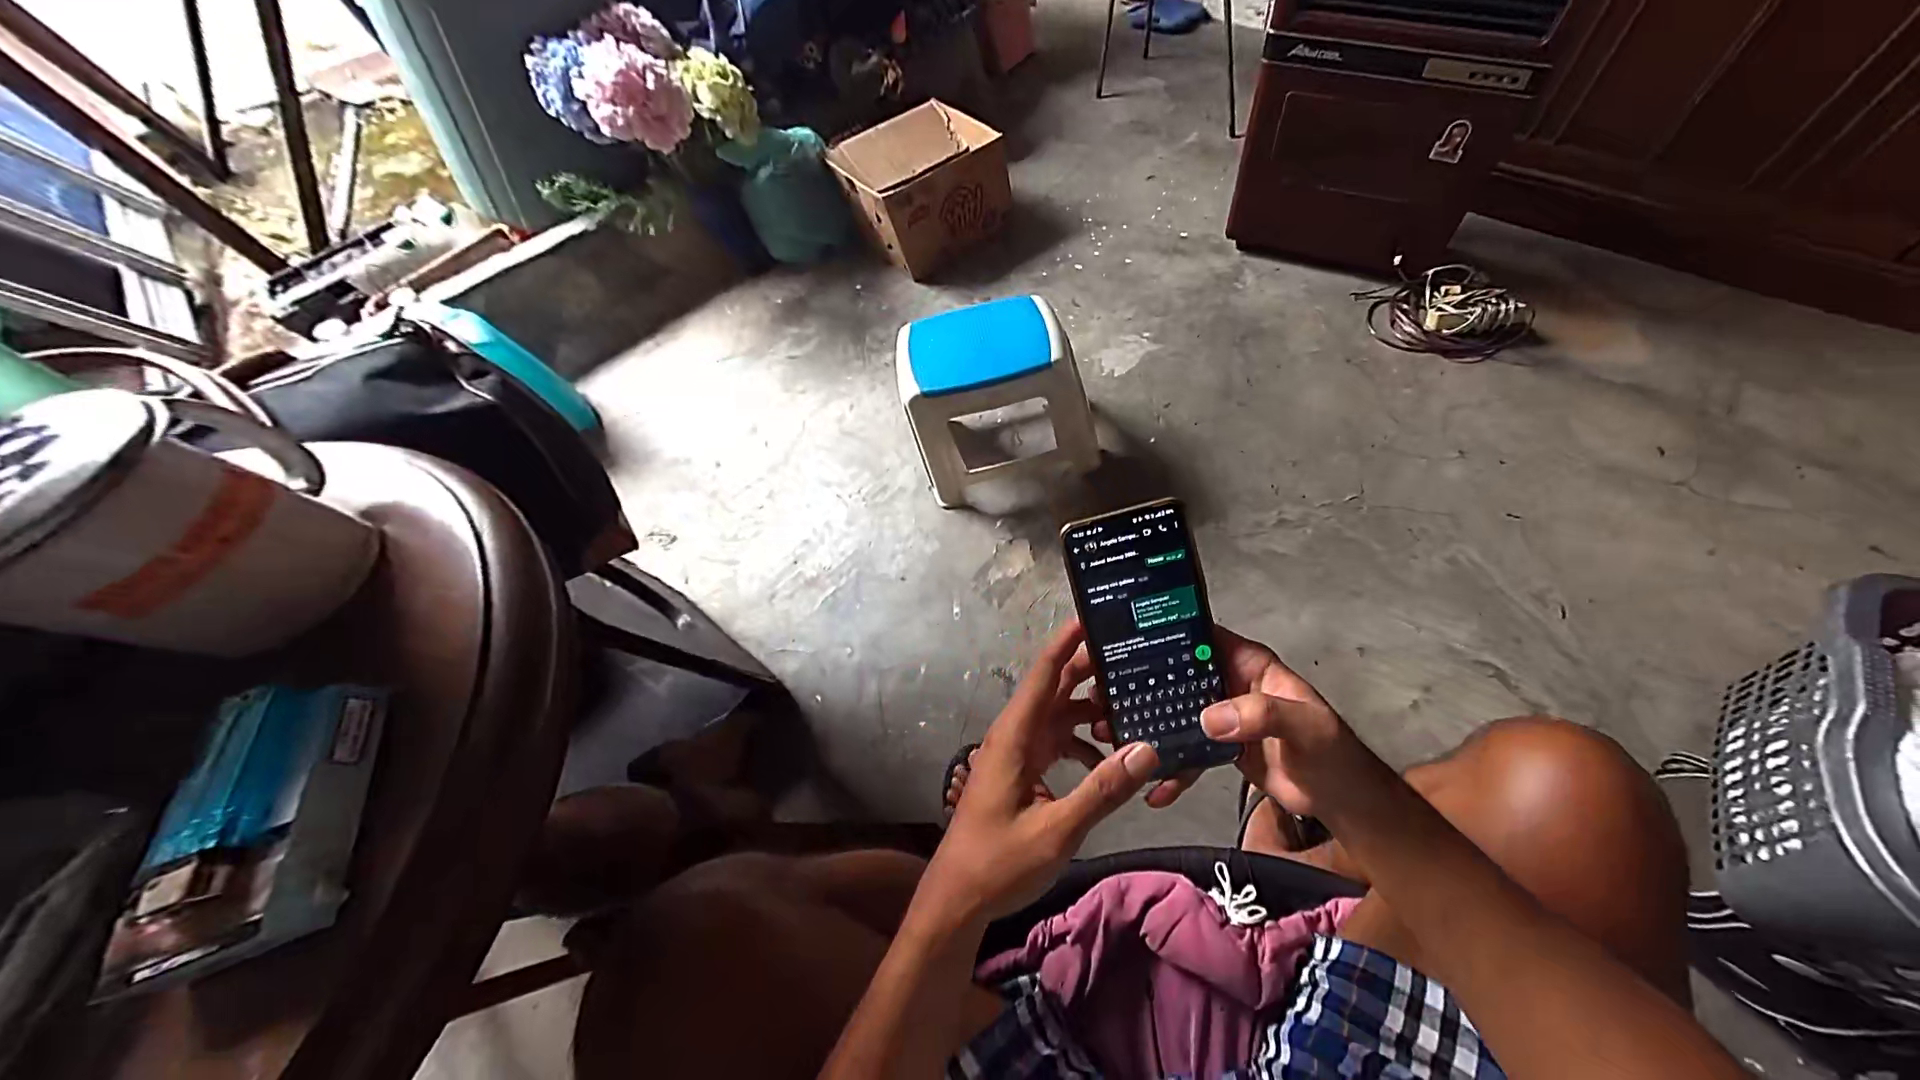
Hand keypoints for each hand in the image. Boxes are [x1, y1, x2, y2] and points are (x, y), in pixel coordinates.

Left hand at [915, 621, 1159, 929]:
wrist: (958, 898)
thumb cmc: (998, 862)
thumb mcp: (1056, 830)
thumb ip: (1103, 790)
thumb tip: (1148, 750)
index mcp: (1015, 736)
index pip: (1043, 675)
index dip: (1066, 642)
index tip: (1093, 616)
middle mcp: (1015, 734)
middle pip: (1055, 689)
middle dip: (1090, 670)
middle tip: (1134, 655)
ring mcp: (1018, 752)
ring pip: (1059, 716)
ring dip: (1092, 710)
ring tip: (1134, 703)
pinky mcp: (1023, 771)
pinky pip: (1058, 743)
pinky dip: (1084, 743)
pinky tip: (1112, 758)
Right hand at [1127, 626, 1372, 817]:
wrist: (1341, 803)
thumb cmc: (1333, 754)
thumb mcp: (1305, 727)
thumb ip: (1263, 715)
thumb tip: (1211, 719)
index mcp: (1248, 665)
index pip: (1201, 637)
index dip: (1167, 634)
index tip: (1128, 640)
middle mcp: (1228, 684)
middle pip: (1178, 675)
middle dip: (1143, 683)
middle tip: (1103, 692)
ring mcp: (1221, 716)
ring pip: (1175, 713)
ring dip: (1148, 725)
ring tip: (1112, 735)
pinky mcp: (1217, 747)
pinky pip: (1186, 752)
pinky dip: (1170, 769)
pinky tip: (1153, 788)